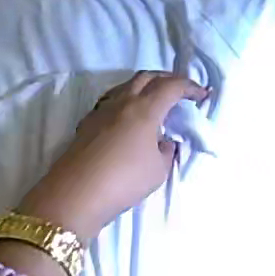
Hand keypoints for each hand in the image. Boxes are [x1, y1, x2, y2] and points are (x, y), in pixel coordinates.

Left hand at [19, 72, 207, 235]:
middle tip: (180, 90)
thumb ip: (166, 150)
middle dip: (167, 78)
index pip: (173, 86)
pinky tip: (127, 117)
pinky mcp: (86, 125)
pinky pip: (110, 101)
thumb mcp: (159, 169)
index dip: (190, 87)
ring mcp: (101, 112)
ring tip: (154, 99)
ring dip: (144, 86)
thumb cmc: (124, 181)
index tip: (202, 95)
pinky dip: (125, 100)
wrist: (72, 199)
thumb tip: (163, 141)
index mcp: (146, 109)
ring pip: (126, 86)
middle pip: (147, 77)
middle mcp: (123, 103)